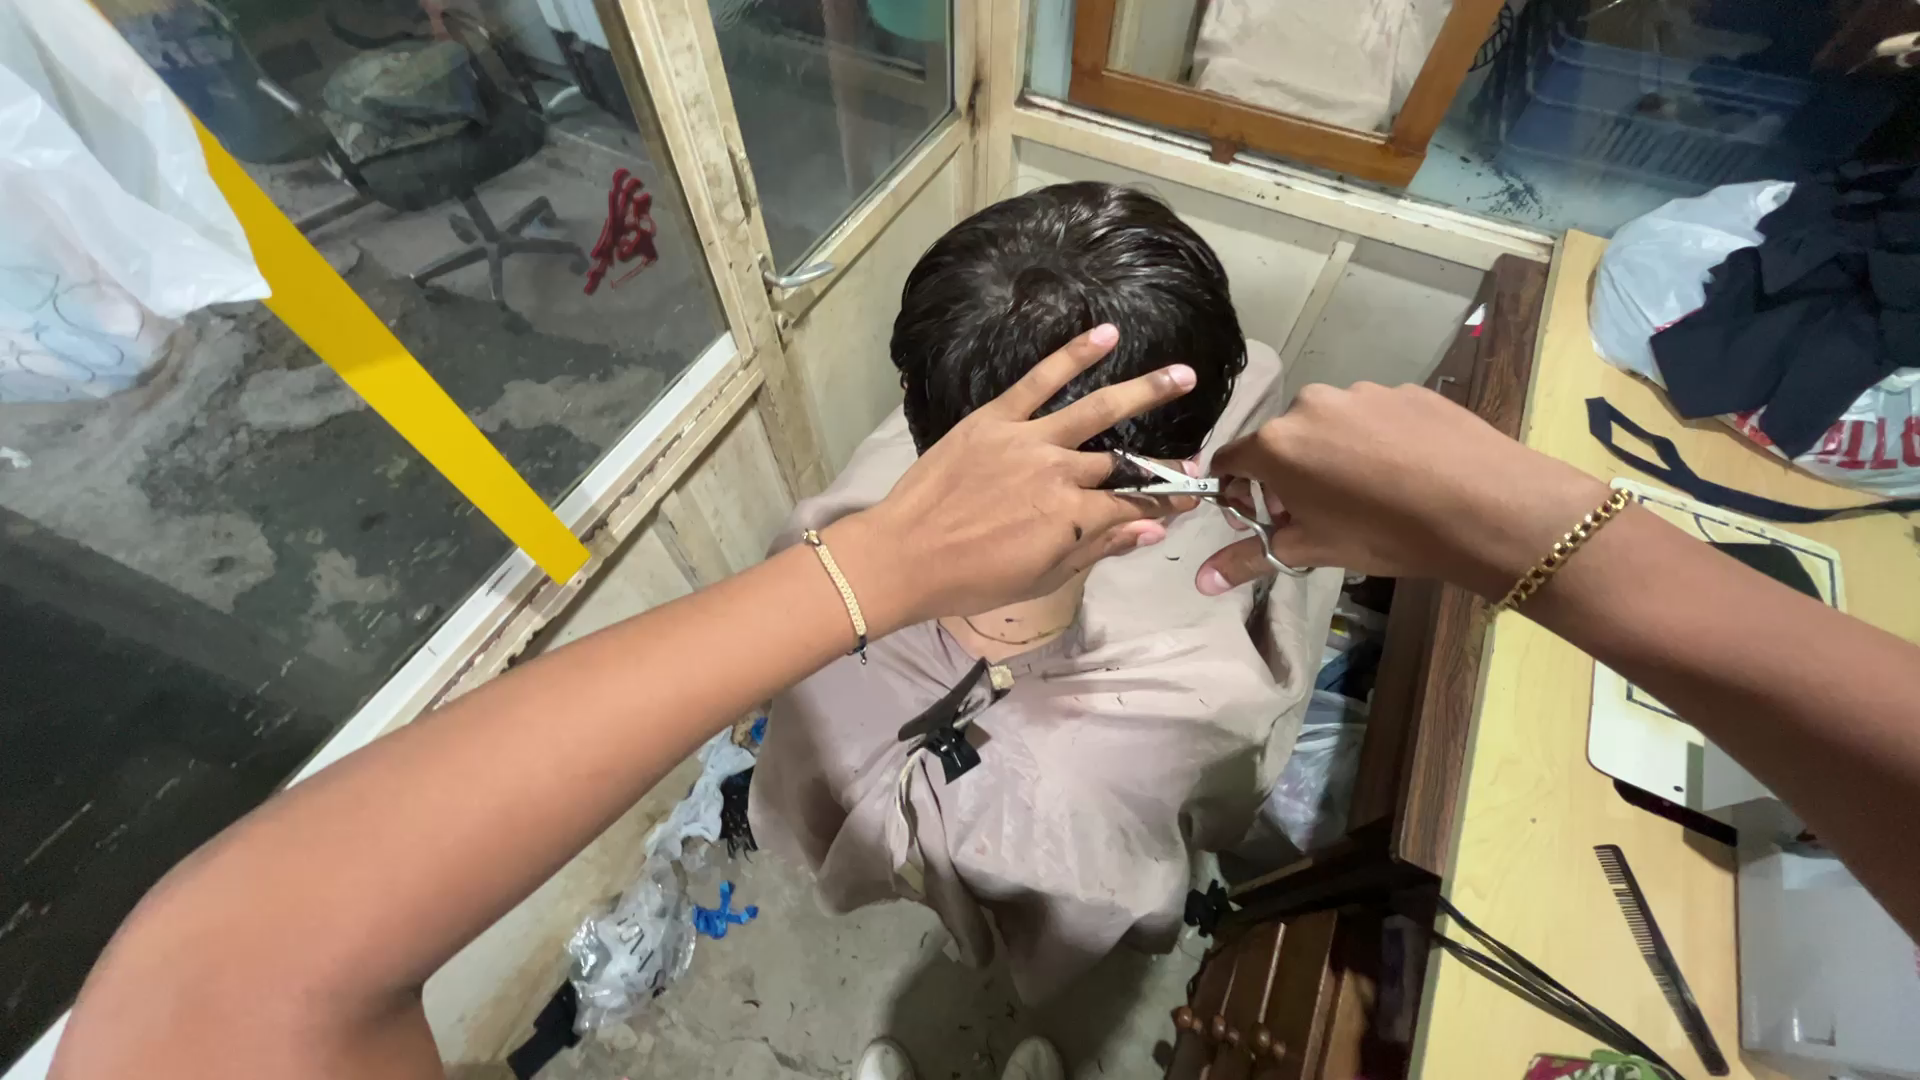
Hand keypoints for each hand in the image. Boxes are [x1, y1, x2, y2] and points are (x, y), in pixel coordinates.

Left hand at [834, 324, 1197, 626]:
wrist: (905, 555)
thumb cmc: (971, 580)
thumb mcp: (1040, 579)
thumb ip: (1096, 550)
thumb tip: (1150, 532)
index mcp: (1072, 517)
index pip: (1132, 506)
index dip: (1163, 505)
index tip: (1189, 499)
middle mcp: (1060, 473)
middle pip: (1120, 464)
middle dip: (1160, 466)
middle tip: (1190, 459)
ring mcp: (1029, 440)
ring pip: (1096, 411)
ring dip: (1144, 392)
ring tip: (1183, 375)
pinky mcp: (995, 418)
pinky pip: (1039, 381)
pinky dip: (1073, 355)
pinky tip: (1106, 334)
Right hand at [1194, 382, 1609, 597]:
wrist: (1488, 507)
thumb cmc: (1383, 533)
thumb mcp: (1311, 549)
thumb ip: (1248, 559)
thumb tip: (1200, 582)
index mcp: (1275, 444)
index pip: (1228, 461)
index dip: (1234, 494)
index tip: (1259, 519)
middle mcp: (1308, 406)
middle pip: (1277, 444)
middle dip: (1283, 478)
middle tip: (1316, 514)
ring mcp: (1359, 392)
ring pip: (1324, 428)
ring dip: (1327, 457)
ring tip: (1367, 494)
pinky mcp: (1403, 390)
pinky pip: (1368, 417)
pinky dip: (1371, 442)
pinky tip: (1403, 473)